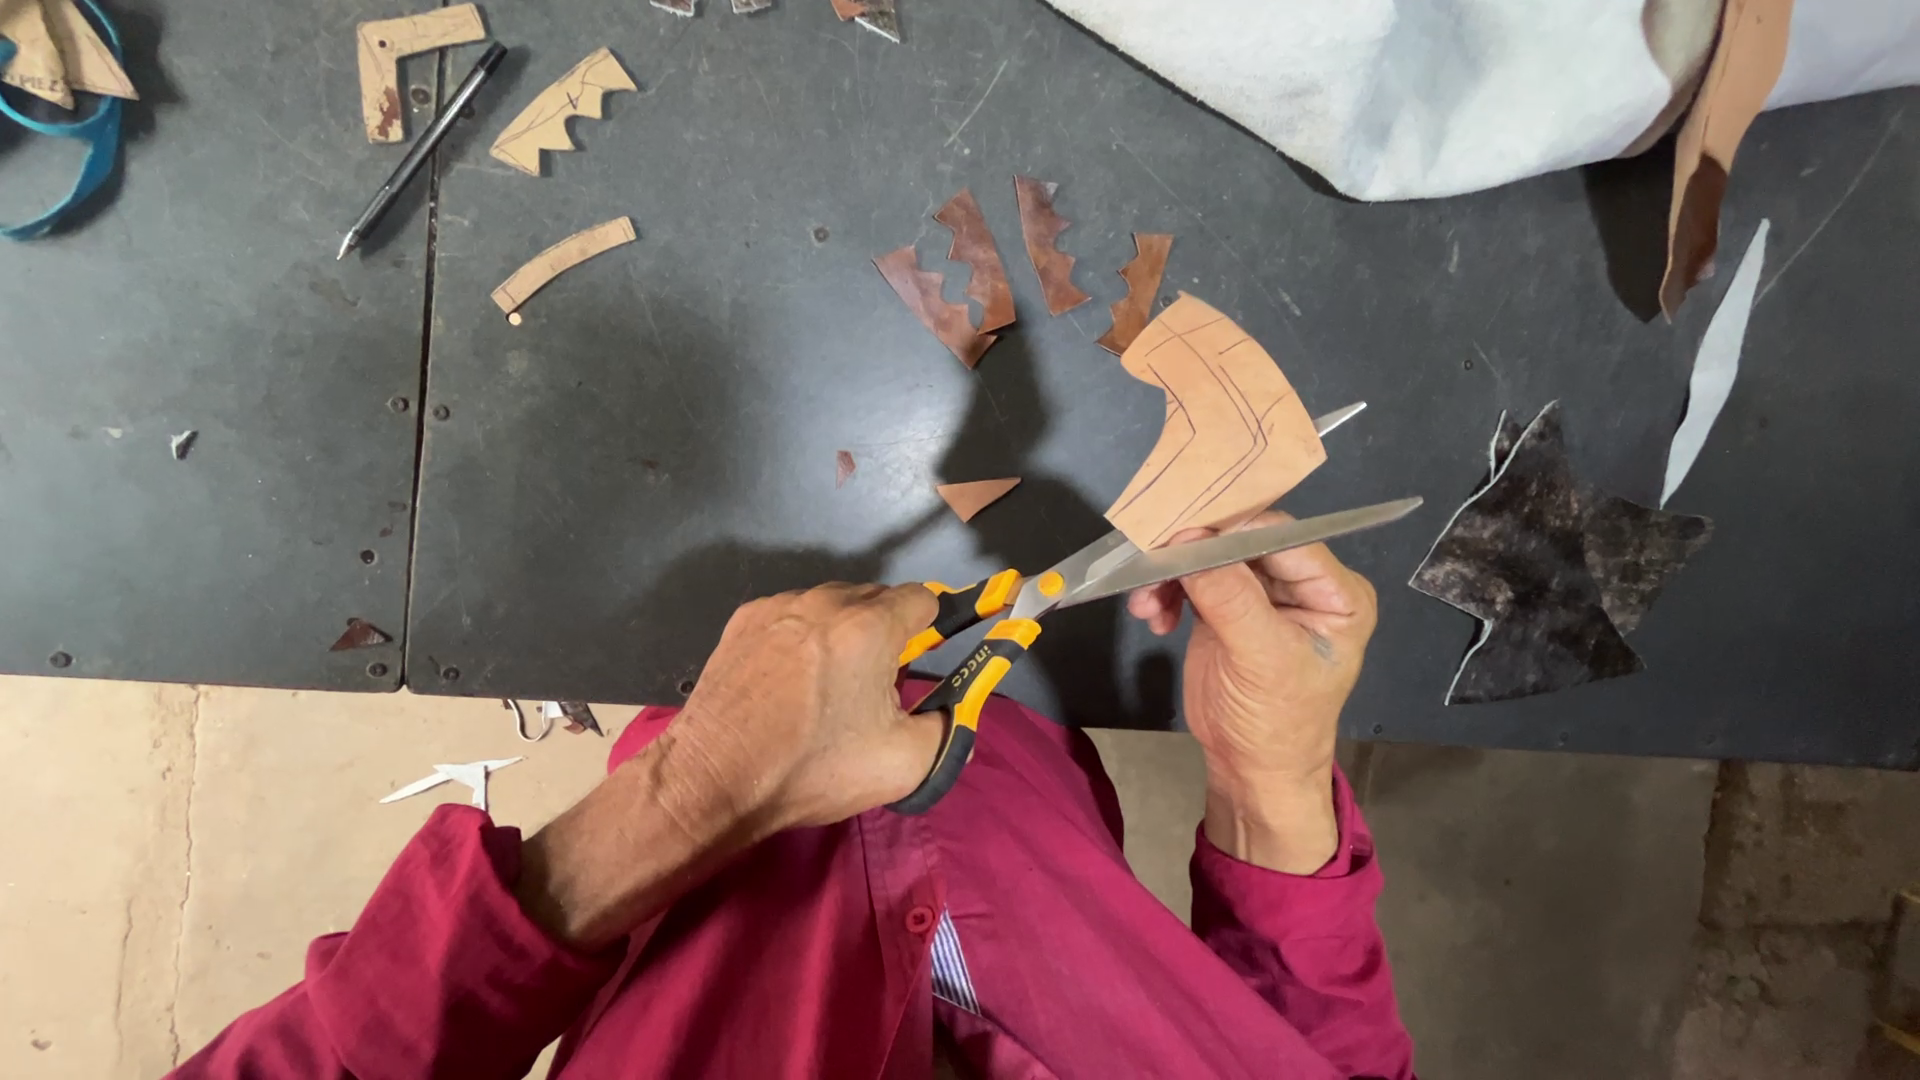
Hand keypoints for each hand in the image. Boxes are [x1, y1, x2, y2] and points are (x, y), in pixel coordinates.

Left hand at [664, 582, 944, 832]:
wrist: (715, 779)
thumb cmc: (813, 769)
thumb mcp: (903, 763)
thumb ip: (947, 727)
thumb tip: (951, 709)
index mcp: (870, 627)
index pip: (921, 597)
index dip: (927, 627)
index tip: (913, 661)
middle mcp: (826, 601)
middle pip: (876, 598)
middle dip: (884, 631)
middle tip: (870, 684)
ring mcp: (780, 605)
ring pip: (833, 603)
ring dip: (842, 630)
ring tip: (822, 683)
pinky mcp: (746, 617)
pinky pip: (793, 612)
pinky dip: (801, 634)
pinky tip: (785, 678)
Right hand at [1127, 512, 1377, 871]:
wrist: (1249, 767)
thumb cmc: (1276, 720)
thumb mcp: (1261, 659)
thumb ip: (1230, 597)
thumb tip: (1190, 541)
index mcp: (1334, 592)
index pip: (1283, 538)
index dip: (1233, 530)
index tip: (1182, 534)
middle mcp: (1301, 584)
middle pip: (1240, 542)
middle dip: (1193, 554)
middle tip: (1152, 562)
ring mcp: (1260, 594)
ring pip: (1209, 559)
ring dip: (1171, 576)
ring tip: (1145, 604)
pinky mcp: (1224, 605)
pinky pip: (1191, 580)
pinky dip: (1167, 592)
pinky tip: (1154, 617)